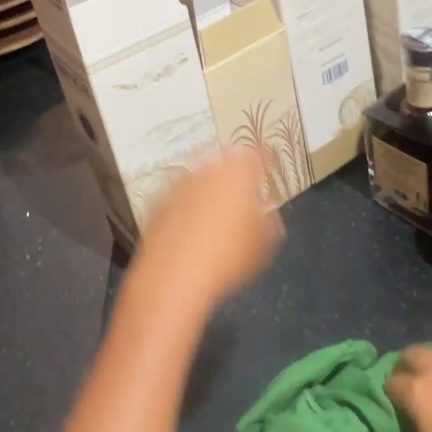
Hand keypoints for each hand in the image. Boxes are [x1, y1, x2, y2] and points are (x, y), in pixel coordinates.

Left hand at [130, 148, 284, 311]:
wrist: (172, 277)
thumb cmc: (227, 257)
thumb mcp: (264, 244)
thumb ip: (271, 222)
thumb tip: (269, 217)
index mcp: (239, 171)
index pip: (258, 154)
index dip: (267, 161)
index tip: (271, 170)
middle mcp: (208, 169)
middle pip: (227, 163)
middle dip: (237, 175)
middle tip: (245, 195)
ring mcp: (180, 184)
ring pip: (202, 180)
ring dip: (212, 191)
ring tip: (220, 216)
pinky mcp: (160, 203)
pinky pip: (182, 198)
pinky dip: (190, 207)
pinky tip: (194, 231)